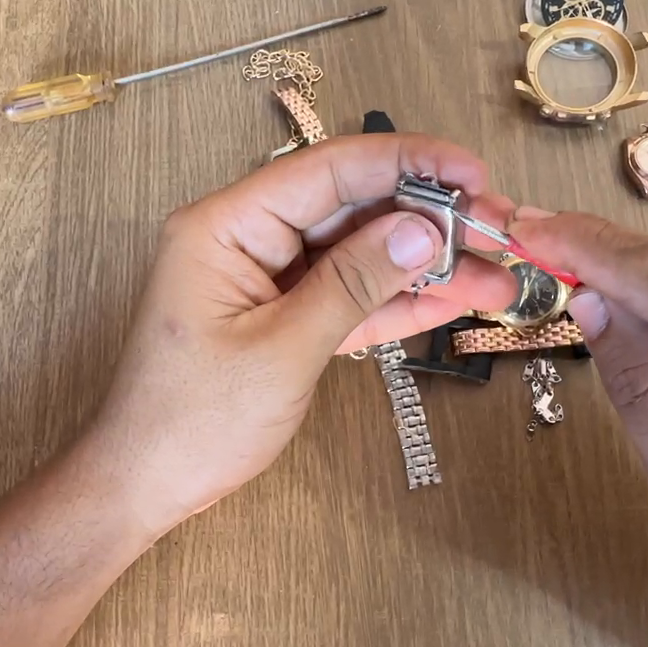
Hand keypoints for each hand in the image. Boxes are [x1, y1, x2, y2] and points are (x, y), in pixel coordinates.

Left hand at [85, 134, 516, 537]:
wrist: (147, 483)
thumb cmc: (195, 420)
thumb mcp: (283, 348)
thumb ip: (354, 283)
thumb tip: (422, 228)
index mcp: (226, 224)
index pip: (329, 170)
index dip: (408, 163)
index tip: (476, 172)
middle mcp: (246, 239)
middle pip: (349, 209)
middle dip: (427, 219)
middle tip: (500, 231)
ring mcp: (266, 279)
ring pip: (356, 256)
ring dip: (422, 267)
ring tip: (495, 275)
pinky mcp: (281, 317)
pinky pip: (344, 298)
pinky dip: (393, 303)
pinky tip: (452, 299)